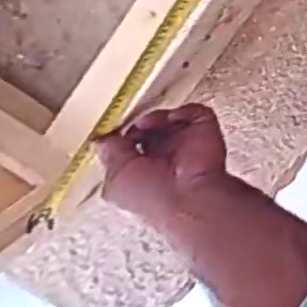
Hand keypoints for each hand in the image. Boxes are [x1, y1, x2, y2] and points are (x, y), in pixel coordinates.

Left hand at [96, 103, 233, 233]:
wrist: (188, 194)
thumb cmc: (153, 197)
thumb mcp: (116, 180)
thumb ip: (110, 154)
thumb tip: (102, 139)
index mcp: (143, 169)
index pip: (131, 145)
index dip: (121, 135)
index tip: (112, 128)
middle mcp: (165, 154)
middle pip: (150, 127)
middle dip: (138, 122)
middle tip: (132, 123)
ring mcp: (185, 140)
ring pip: (168, 116)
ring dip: (156, 116)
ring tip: (149, 123)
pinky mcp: (203, 128)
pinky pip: (193, 110)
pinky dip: (181, 111)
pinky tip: (171, 119)